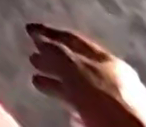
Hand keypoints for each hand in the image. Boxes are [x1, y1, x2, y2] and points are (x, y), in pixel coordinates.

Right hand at [26, 22, 145, 126]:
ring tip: (36, 82)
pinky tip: (65, 112)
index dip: (48, 32)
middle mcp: (116, 79)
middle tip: (31, 58)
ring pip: (81, 88)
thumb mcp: (77, 72)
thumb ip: (57, 54)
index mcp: (109, 61)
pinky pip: (88, 109)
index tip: (28, 29)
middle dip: (52, 60)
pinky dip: (72, 105)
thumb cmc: (106, 103)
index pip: (74, 39)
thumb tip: (39, 39)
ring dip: (57, 84)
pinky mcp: (114, 124)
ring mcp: (117, 104)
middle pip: (76, 64)